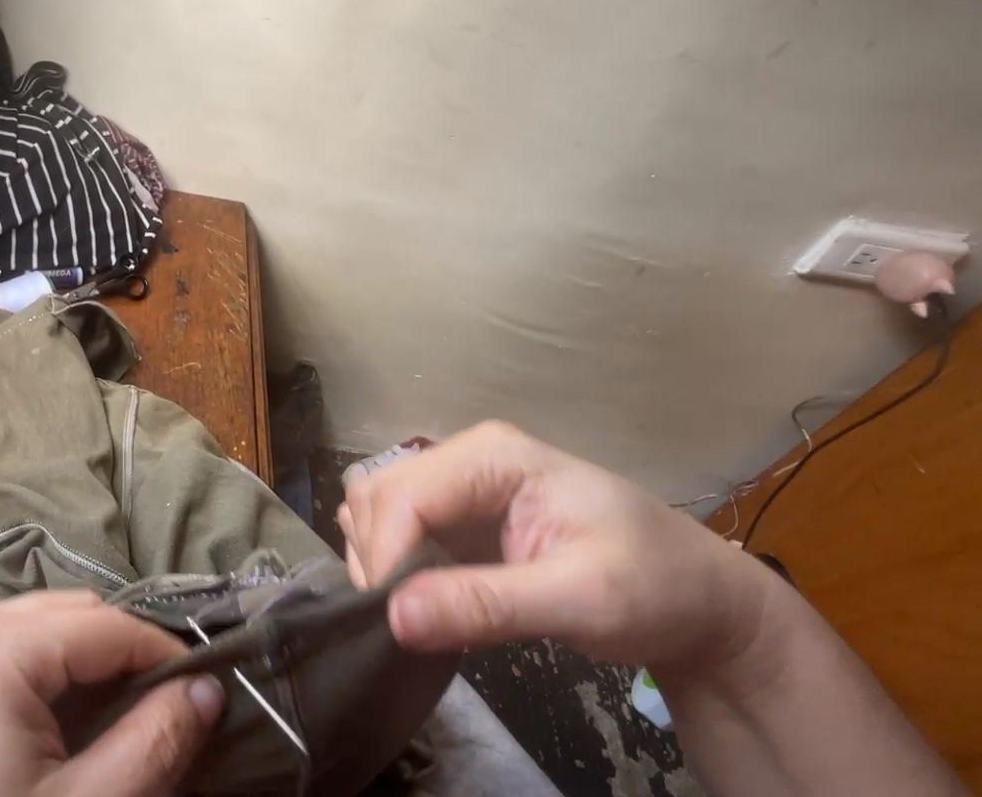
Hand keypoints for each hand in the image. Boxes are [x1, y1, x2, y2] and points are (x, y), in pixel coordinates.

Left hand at [0, 591, 225, 796]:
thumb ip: (151, 745)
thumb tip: (206, 690)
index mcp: (0, 643)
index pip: (109, 625)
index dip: (166, 655)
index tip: (207, 693)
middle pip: (77, 612)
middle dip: (129, 653)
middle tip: (171, 709)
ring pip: (49, 622)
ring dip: (94, 659)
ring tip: (127, 716)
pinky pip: (16, 641)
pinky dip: (56, 667)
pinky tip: (72, 716)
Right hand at [338, 421, 777, 674]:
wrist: (700, 599)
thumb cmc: (657, 587)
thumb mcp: (584, 599)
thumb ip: (488, 604)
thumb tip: (394, 618)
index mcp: (492, 455)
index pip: (404, 494)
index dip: (386, 553)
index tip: (391, 619)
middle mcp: (461, 457)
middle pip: (378, 495)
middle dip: (377, 556)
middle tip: (402, 620)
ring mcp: (453, 483)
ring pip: (374, 507)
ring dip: (375, 558)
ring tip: (410, 609)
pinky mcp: (451, 514)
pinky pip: (391, 527)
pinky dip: (387, 561)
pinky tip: (417, 595)